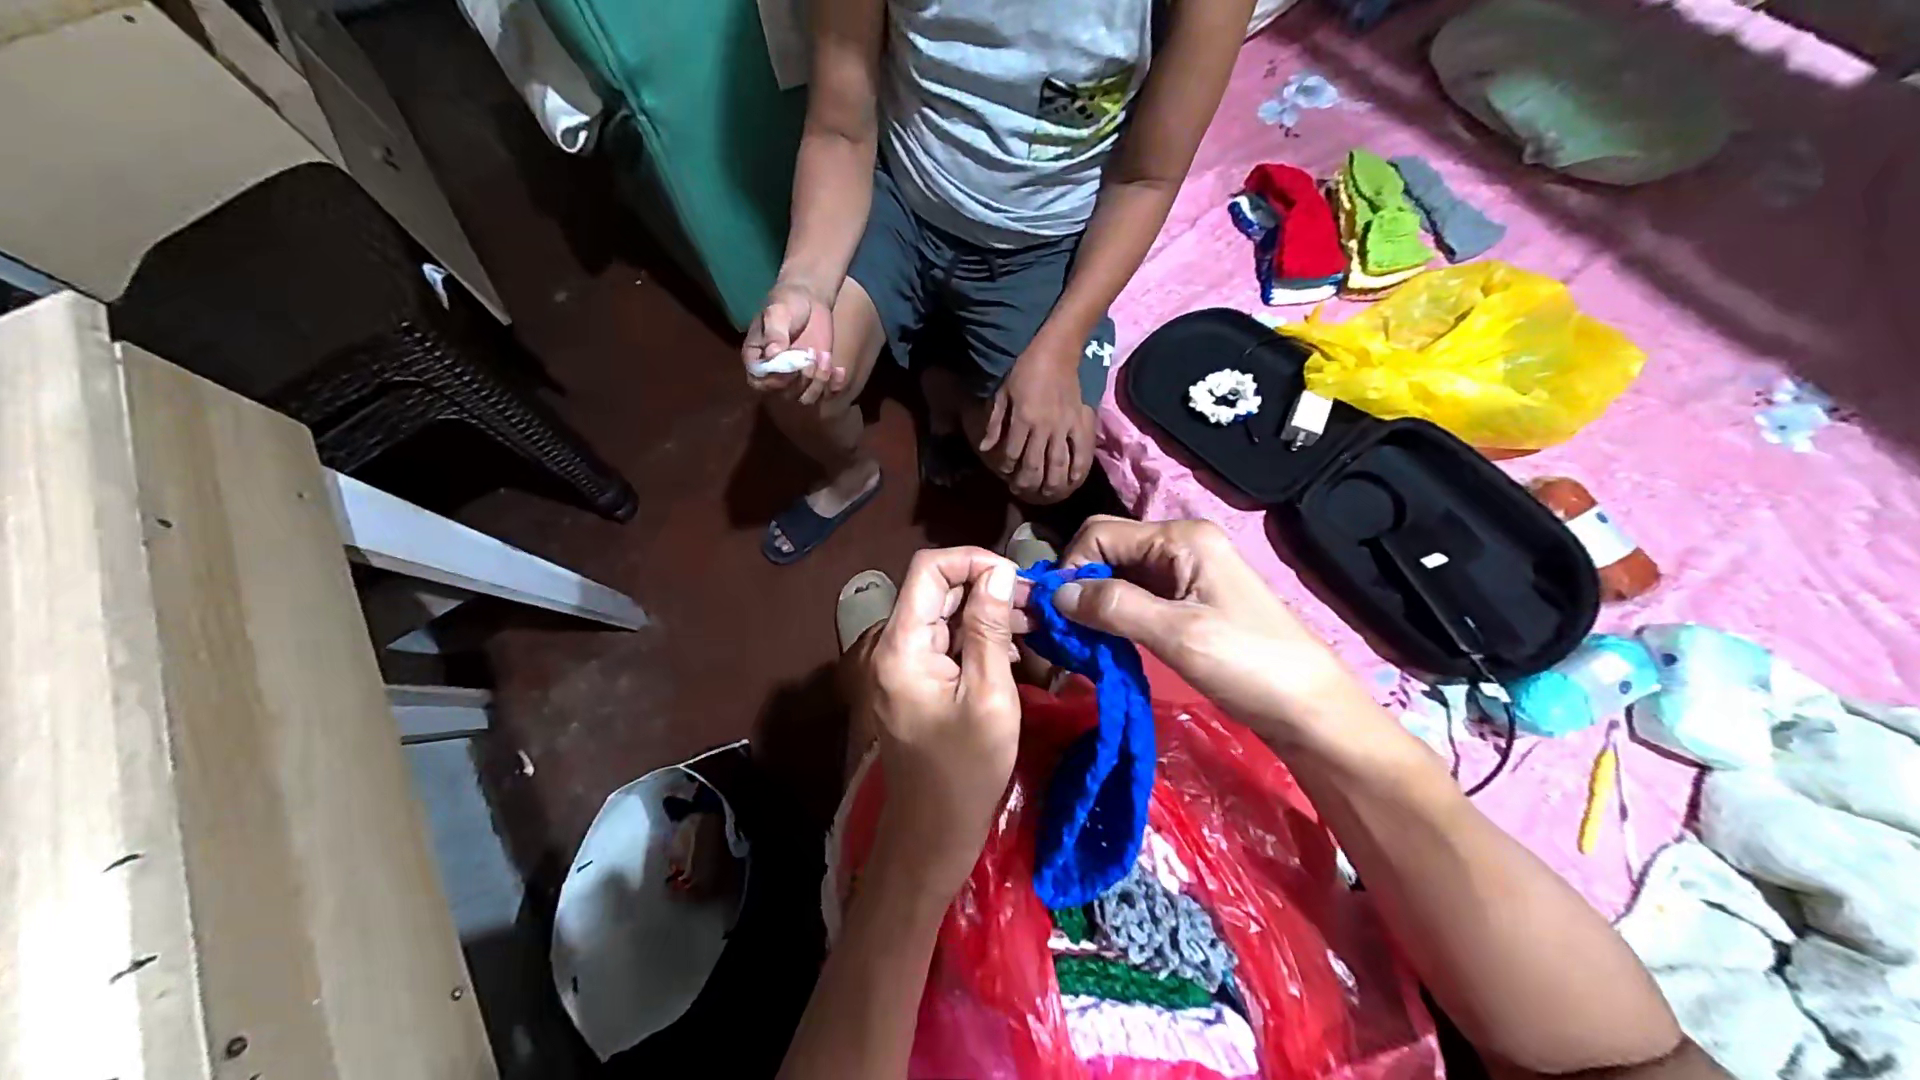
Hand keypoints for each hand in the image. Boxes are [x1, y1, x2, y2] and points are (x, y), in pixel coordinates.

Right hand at [743, 279, 846, 404]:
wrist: (810, 300)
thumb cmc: (787, 304)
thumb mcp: (778, 313)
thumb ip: (774, 333)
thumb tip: (772, 354)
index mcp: (757, 359)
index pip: (758, 382)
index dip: (774, 381)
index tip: (790, 365)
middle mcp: (775, 375)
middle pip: (785, 394)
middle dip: (802, 378)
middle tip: (812, 353)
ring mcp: (796, 379)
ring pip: (806, 398)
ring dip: (819, 382)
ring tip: (825, 357)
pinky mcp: (816, 379)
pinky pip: (826, 394)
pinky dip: (834, 385)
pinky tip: (839, 370)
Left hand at [859, 548, 1023, 889]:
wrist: (932, 835)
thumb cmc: (965, 772)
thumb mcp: (989, 696)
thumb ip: (988, 628)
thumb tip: (998, 572)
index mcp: (900, 646)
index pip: (928, 569)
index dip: (973, 560)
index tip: (1017, 579)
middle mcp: (890, 646)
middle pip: (936, 590)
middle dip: (985, 587)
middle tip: (1035, 605)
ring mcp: (899, 665)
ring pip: (943, 614)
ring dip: (985, 612)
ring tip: (1034, 624)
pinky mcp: (913, 681)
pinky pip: (944, 643)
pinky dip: (976, 638)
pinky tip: (1015, 648)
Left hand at [981, 335, 1093, 503]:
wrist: (1057, 351)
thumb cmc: (1025, 369)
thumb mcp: (1002, 393)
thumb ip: (994, 423)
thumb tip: (985, 449)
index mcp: (1023, 419)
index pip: (1013, 454)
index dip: (1008, 468)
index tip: (1006, 473)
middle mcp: (1044, 427)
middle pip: (1035, 466)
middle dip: (1026, 484)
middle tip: (1022, 492)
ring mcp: (1065, 427)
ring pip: (1058, 465)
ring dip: (1051, 485)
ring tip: (1046, 495)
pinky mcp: (1082, 423)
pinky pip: (1082, 452)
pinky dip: (1078, 470)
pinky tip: (1073, 482)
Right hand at [1051, 517, 1377, 749]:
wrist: (1309, 709)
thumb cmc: (1249, 664)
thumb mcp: (1178, 634)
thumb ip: (1115, 607)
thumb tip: (1057, 594)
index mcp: (1181, 538)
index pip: (1100, 533)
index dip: (1073, 567)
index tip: (1059, 614)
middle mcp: (1179, 544)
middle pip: (1107, 551)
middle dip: (1081, 586)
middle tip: (1065, 631)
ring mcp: (1184, 573)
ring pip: (1118, 576)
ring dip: (1095, 604)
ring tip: (1082, 641)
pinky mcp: (1186, 601)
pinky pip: (1135, 597)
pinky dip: (1114, 616)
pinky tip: (1105, 642)